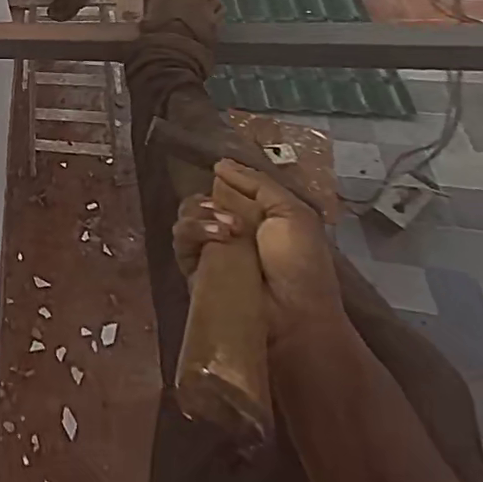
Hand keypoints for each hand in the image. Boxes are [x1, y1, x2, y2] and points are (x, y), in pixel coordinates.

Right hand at [172, 159, 340, 344]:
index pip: (222, 189)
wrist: (295, 317)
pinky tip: (216, 238)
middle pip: (198, 201)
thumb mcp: (293, 213)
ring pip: (185, 217)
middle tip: (229, 215)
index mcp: (252, 217)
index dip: (220, 181)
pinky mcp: (193, 270)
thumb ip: (258, 184)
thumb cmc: (302, 264)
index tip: (222, 177)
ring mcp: (208, 251)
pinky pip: (180, 242)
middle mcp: (226, 231)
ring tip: (227, 230)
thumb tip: (219, 164)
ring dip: (201, 215)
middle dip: (208, 201)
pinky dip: (194, 232)